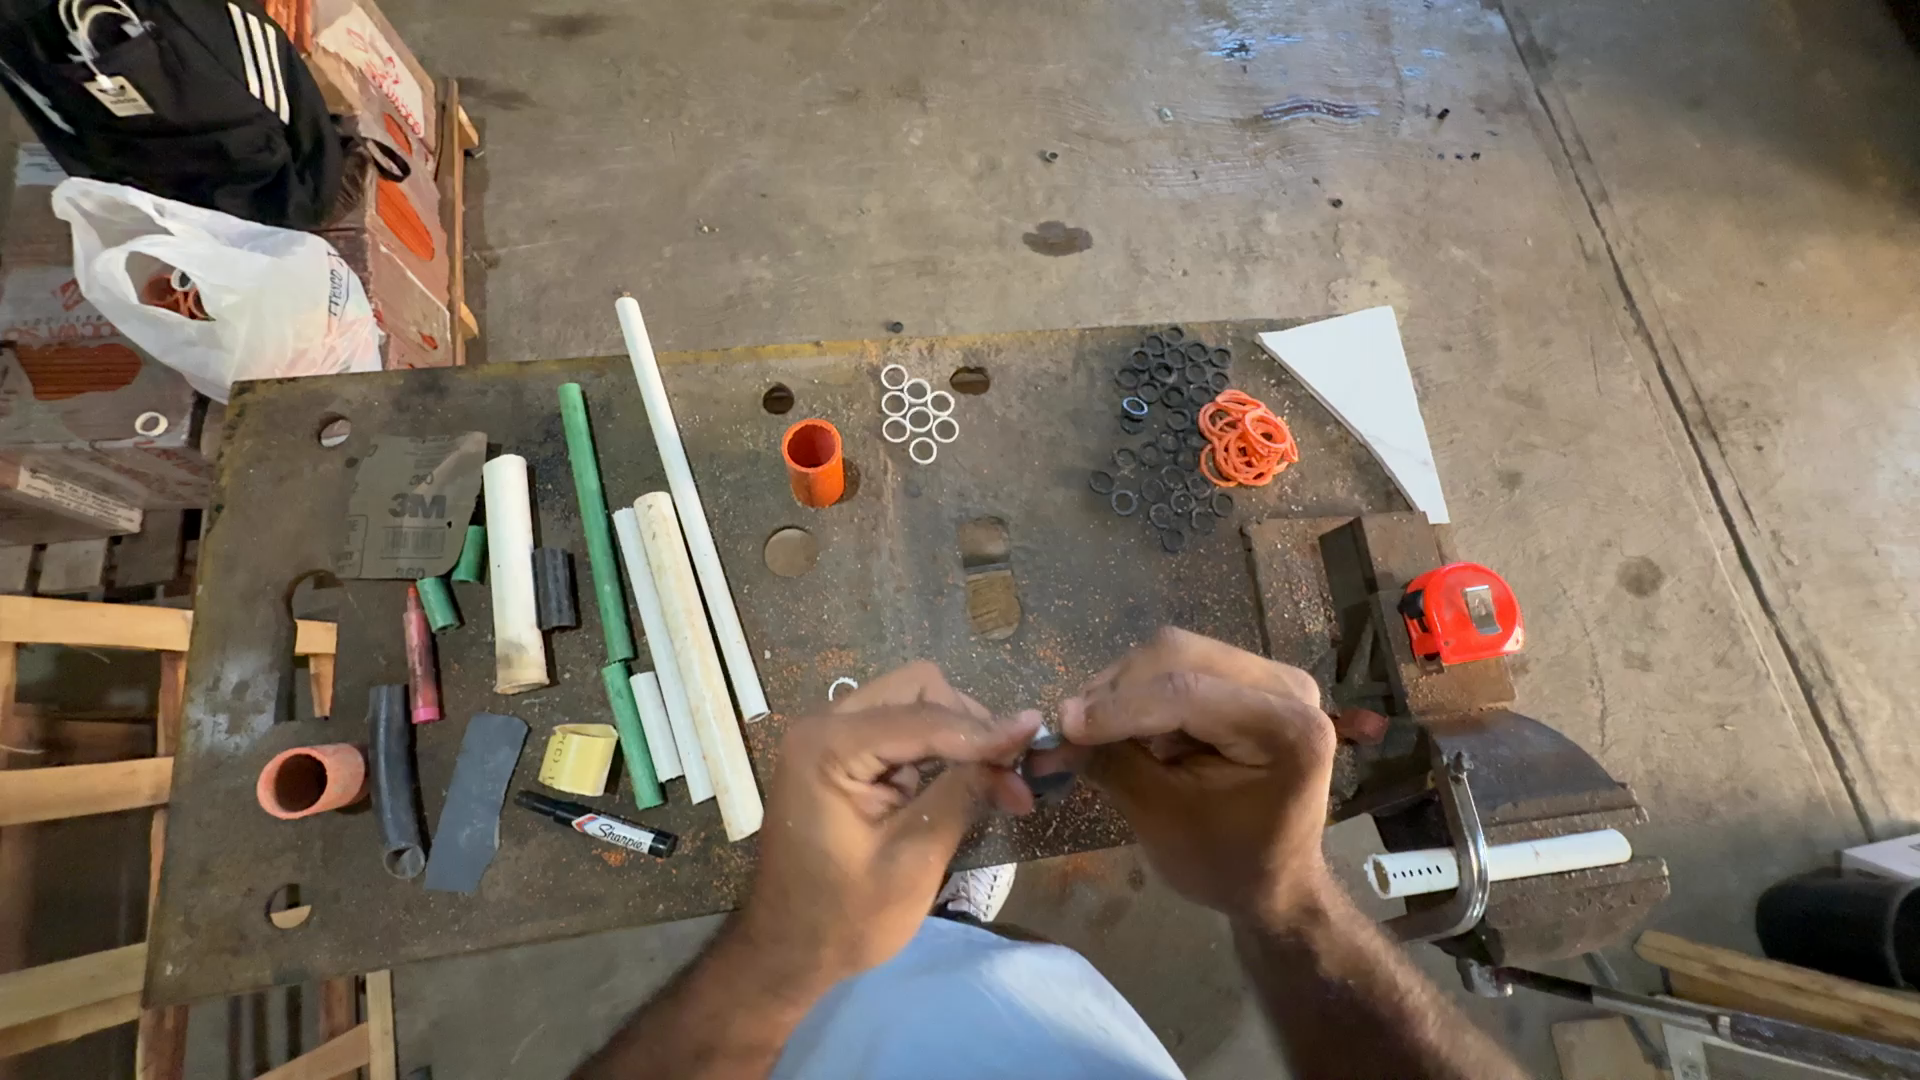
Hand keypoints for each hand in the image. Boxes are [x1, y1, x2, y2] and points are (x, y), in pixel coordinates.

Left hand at [737, 662, 1039, 986]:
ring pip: (913, 700)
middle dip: (968, 722)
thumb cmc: (844, 918)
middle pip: (917, 688)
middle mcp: (825, 722)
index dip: (982, 729)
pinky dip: (937, 745)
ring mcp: (831, 733)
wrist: (786, 951)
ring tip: (998, 776)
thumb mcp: (914, 858)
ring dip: (957, 732)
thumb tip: (1018, 740)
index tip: (1036, 733)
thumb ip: (963, 791)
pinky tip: (966, 776)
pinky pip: (901, 725)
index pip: (921, 719)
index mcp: (827, 746)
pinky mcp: (843, 749)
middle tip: (1008, 764)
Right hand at [1052, 627, 1337, 925]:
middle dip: (1116, 689)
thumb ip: (1111, 762)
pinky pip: (1181, 663)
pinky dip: (1140, 688)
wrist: (1273, 882)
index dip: (1118, 706)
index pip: (1186, 693)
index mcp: (1289, 730)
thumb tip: (1055, 729)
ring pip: (1174, 653)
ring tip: (1090, 723)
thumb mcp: (1160, 818)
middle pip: (1179, 657)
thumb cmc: (1223, 862)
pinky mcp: (1249, 678)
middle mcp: (1288, 688)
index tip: (1063, 726)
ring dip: (1124, 686)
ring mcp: (1271, 677)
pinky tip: (1120, 718)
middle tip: (1069, 723)